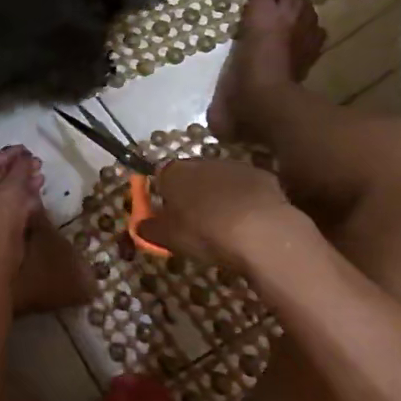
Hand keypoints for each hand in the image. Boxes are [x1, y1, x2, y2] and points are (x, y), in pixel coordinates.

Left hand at [0, 146, 43, 251]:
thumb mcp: (14, 186)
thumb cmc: (4, 214)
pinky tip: (37, 191)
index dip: (12, 152)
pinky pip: (14, 200)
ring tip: (41, 174)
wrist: (0, 250)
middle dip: (20, 166)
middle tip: (38, 162)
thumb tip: (26, 156)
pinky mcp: (1, 218)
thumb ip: (20, 168)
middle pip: (2, 172)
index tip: (28, 149)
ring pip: (9, 187)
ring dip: (25, 179)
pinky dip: (25, 194)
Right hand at [136, 156, 299, 268]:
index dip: (163, 195)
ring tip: (224, 223)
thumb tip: (140, 225)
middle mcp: (202, 162)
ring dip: (218, 195)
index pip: (160, 176)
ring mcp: (233, 166)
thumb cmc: (205, 233)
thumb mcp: (169, 238)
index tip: (168, 215)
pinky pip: (245, 187)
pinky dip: (243, 199)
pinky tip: (248, 220)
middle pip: (191, 175)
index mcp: (174, 173)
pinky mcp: (261, 175)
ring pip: (219, 179)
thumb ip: (150, 229)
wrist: (260, 231)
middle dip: (191, 193)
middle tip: (195, 222)